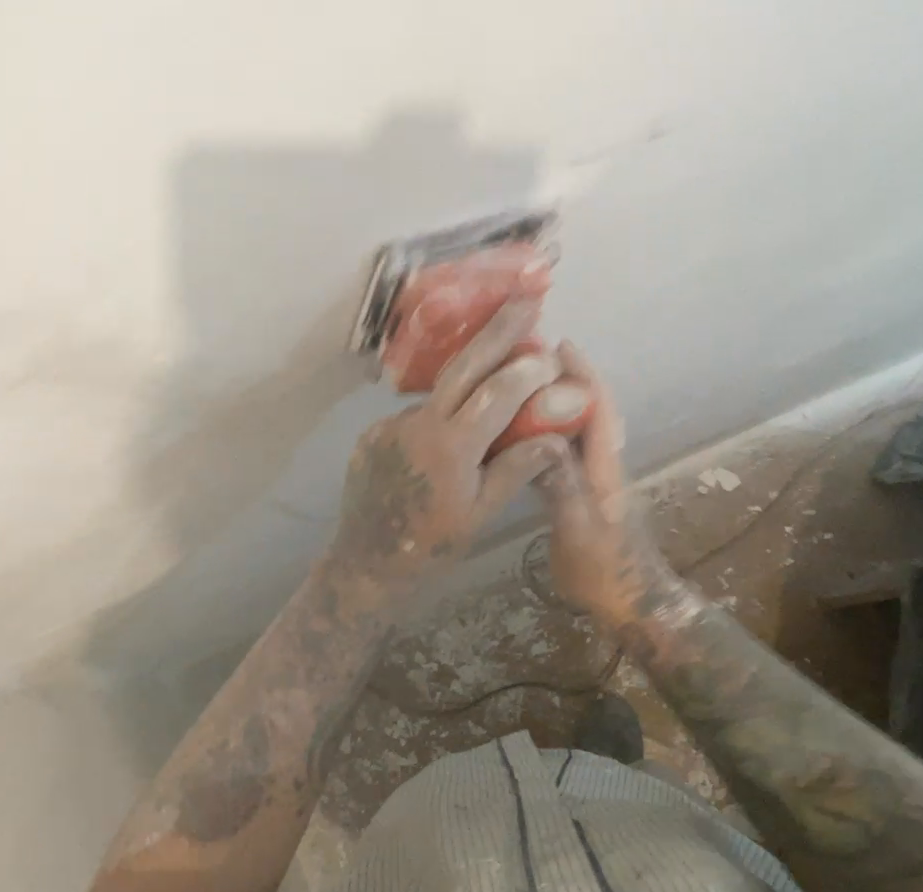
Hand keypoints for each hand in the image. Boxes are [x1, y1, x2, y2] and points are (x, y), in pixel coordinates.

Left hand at [329, 299, 573, 594]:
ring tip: (491, 398)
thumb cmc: (432, 544)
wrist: (367, 561)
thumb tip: (555, 436)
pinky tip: (447, 441)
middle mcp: (417, 425)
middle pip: (463, 366)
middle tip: (524, 299)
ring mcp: (390, 426)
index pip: (497, 392)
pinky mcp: (373, 434)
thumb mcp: (480, 513)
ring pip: (439, 396)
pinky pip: (415, 417)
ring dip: (467, 387)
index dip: (526, 371)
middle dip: (497, 330)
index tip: (549, 357)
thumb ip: (516, 468)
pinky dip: (437, 419)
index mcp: (450, 447)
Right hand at [534, 342, 672, 621]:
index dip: (583, 375)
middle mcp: (604, 467)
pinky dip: (549, 435)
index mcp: (606, 469)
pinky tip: (524, 436)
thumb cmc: (603, 570)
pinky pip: (568, 452)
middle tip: (531, 361)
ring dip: (558, 406)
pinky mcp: (587, 496)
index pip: (599, 409)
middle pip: (592, 412)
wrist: (629, 602)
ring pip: (580, 431)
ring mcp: (597, 482)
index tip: (559, 345)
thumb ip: (562, 487)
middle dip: (569, 381)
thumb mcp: (577, 531)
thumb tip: (542, 441)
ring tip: (522, 389)